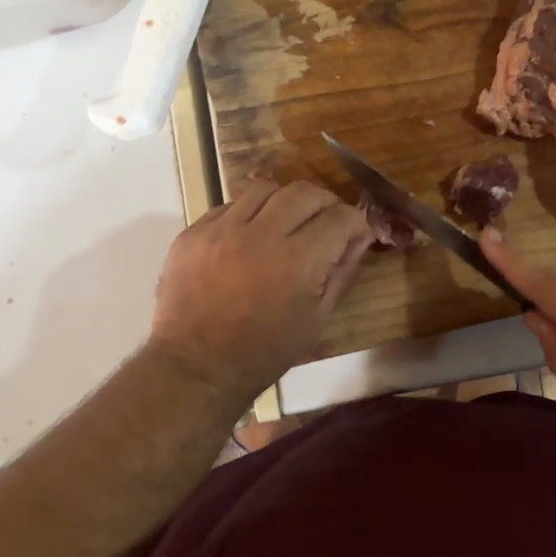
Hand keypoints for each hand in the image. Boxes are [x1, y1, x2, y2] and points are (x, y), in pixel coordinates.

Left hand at [150, 180, 373, 400]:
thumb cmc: (266, 351)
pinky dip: (249, 214)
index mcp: (298, 262)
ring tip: (286, 224)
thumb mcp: (317, 318)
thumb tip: (361, 236)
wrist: (197, 367)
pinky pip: (230, 206)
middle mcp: (260, 236)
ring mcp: (222, 230)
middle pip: (304, 192)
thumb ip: (342, 271)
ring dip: (285, 202)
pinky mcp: (194, 233)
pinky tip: (251, 237)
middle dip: (325, 202)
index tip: (355, 232)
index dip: (355, 221)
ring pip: (265, 189)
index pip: (340, 217)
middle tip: (325, 222)